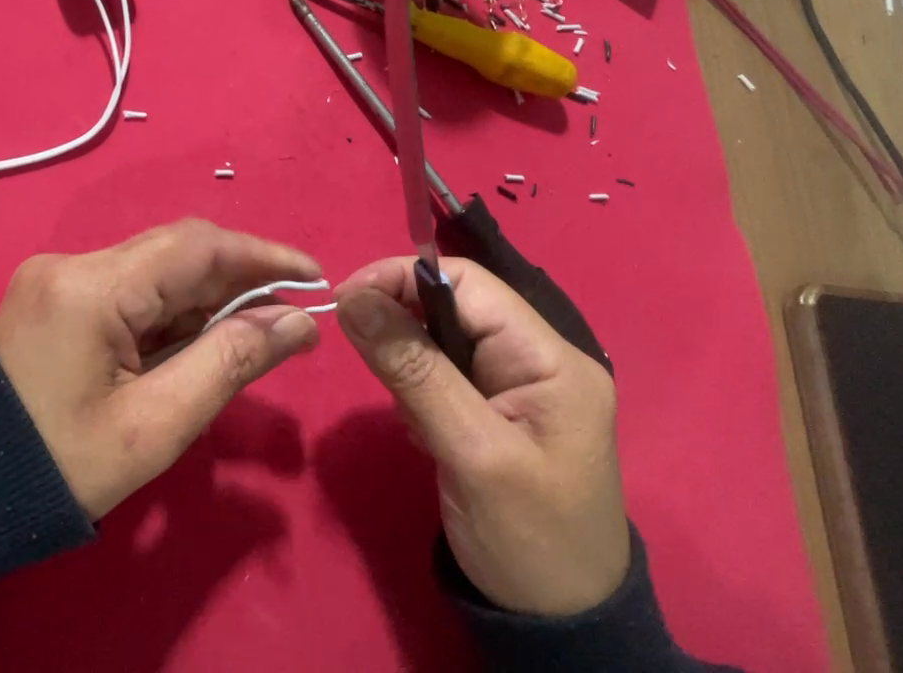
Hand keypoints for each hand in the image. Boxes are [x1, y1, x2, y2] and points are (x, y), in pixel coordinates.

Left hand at [0, 219, 322, 518]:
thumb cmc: (63, 466)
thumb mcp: (156, 425)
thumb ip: (229, 361)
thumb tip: (297, 321)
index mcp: (90, 288)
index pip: (194, 247)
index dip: (260, 256)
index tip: (315, 278)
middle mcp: (70, 264)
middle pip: (172, 251)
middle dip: (235, 278)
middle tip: (288, 315)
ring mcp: (55, 276)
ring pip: (151, 267)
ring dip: (202, 295)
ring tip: (248, 333)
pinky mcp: (51, 294)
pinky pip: (125, 286)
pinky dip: (167, 309)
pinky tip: (195, 338)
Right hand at [334, 256, 629, 616]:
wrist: (558, 624)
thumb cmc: (527, 537)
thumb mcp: (470, 452)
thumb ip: (413, 369)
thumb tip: (352, 296)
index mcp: (550, 358)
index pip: (468, 283)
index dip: (401, 278)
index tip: (344, 300)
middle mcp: (537, 359)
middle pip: (453, 305)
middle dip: (402, 325)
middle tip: (368, 365)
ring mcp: (516, 386)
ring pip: (440, 339)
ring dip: (409, 365)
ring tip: (412, 419)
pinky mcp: (494, 411)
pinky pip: (442, 373)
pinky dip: (417, 391)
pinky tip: (422, 432)